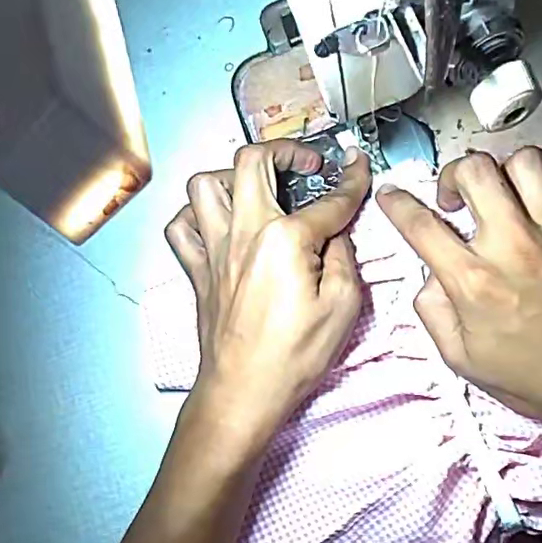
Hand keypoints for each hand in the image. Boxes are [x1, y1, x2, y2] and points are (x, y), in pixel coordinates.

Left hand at [165, 142, 370, 436]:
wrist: (244, 391)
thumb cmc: (296, 355)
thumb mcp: (344, 307)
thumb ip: (344, 257)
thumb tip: (337, 233)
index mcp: (285, 239)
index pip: (327, 200)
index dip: (350, 180)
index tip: (359, 166)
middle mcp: (243, 232)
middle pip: (252, 161)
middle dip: (286, 151)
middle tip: (307, 166)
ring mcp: (213, 249)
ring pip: (205, 182)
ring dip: (235, 175)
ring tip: (261, 191)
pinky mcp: (196, 270)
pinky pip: (182, 224)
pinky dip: (199, 213)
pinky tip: (222, 223)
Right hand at [376, 148, 541, 463]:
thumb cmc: (540, 381)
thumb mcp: (468, 364)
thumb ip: (435, 315)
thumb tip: (431, 277)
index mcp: (474, 280)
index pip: (420, 224)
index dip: (396, 203)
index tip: (392, 195)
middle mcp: (513, 242)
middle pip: (474, 169)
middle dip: (454, 174)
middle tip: (458, 199)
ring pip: (526, 161)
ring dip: (506, 173)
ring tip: (506, 197)